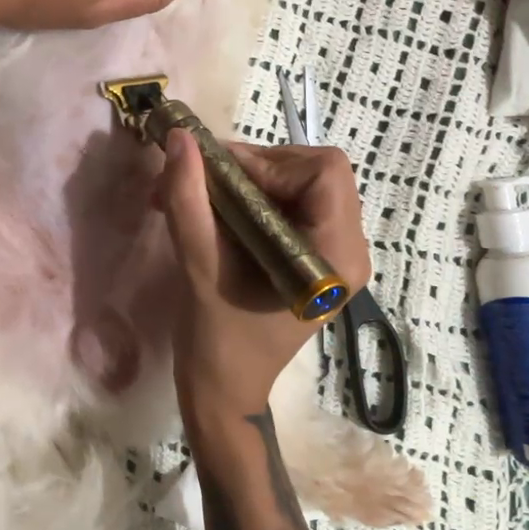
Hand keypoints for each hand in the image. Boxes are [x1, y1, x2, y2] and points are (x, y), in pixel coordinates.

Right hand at [157, 131, 371, 414]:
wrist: (222, 390)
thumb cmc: (216, 338)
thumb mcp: (199, 265)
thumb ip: (189, 199)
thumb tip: (181, 139)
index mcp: (334, 257)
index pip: (324, 171)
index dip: (268, 163)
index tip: (217, 179)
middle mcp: (347, 249)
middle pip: (314, 170)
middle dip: (253, 169)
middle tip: (200, 184)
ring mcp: (333, 254)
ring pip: (299, 182)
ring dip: (247, 181)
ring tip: (197, 198)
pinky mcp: (313, 256)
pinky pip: (290, 203)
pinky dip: (250, 197)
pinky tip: (212, 213)